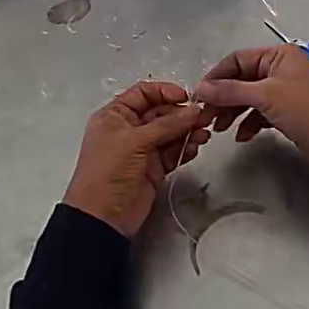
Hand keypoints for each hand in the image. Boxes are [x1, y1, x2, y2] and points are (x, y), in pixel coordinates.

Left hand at [61, 81, 209, 237]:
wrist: (104, 216)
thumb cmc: (109, 171)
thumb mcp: (135, 141)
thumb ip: (166, 124)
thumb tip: (193, 110)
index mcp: (115, 116)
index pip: (142, 94)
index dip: (164, 92)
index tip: (187, 98)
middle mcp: (128, 129)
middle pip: (159, 113)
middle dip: (181, 114)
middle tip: (204, 118)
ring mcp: (141, 149)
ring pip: (169, 133)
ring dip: (187, 131)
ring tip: (204, 134)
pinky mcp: (153, 168)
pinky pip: (172, 152)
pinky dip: (184, 149)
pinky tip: (195, 148)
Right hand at [195, 45, 308, 163]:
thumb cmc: (304, 108)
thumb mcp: (265, 96)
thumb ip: (230, 91)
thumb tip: (200, 88)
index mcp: (277, 56)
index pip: (237, 60)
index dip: (216, 77)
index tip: (200, 95)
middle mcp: (279, 69)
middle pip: (240, 80)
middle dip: (222, 99)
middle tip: (205, 117)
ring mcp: (283, 91)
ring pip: (247, 98)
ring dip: (231, 112)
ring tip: (218, 129)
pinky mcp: (286, 111)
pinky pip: (259, 112)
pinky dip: (248, 123)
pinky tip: (241, 136)